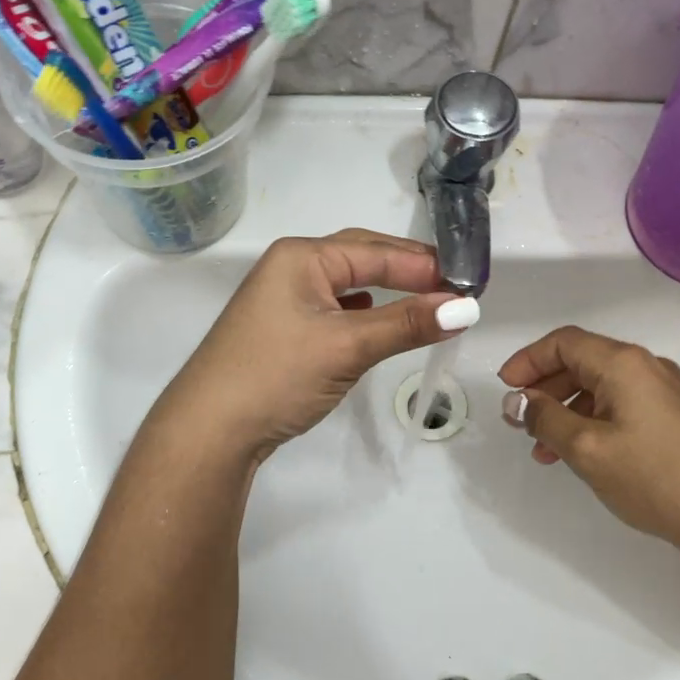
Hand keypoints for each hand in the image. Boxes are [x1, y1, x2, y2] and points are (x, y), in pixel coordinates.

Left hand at [152, 229, 475, 462]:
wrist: (211, 429)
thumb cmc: (277, 375)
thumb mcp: (347, 346)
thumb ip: (406, 324)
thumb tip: (465, 308)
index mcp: (301, 257)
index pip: (376, 250)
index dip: (423, 265)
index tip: (468, 282)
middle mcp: (289, 269)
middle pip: (360, 258)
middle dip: (406, 271)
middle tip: (451, 289)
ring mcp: (281, 301)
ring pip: (346, 286)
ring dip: (386, 291)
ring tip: (425, 302)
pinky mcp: (280, 332)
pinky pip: (332, 310)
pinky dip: (361, 313)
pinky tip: (373, 321)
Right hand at [498, 326, 679, 567]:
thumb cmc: (654, 477)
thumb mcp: (587, 449)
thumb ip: (545, 419)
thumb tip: (516, 400)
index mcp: (624, 364)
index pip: (564, 342)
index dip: (528, 361)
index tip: (504, 389)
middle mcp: (647, 368)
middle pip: (583, 362)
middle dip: (544, 388)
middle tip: (519, 421)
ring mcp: (665, 393)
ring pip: (601, 388)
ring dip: (566, 411)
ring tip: (544, 450)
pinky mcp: (676, 418)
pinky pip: (621, 407)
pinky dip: (592, 422)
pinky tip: (582, 456)